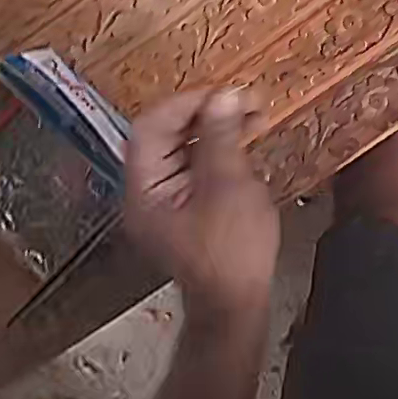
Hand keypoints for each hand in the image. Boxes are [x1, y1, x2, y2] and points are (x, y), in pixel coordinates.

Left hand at [124, 89, 279, 329]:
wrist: (237, 306)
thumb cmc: (233, 250)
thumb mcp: (229, 187)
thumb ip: (221, 137)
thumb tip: (223, 95)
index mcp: (145, 189)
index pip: (151, 128)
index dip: (185, 104)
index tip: (223, 93)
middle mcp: (147, 191)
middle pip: (165, 135)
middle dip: (204, 113)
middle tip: (243, 100)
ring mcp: (166, 200)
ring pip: (183, 148)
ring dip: (215, 128)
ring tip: (252, 114)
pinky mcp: (186, 205)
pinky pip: (196, 165)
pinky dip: (218, 148)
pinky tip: (244, 138)